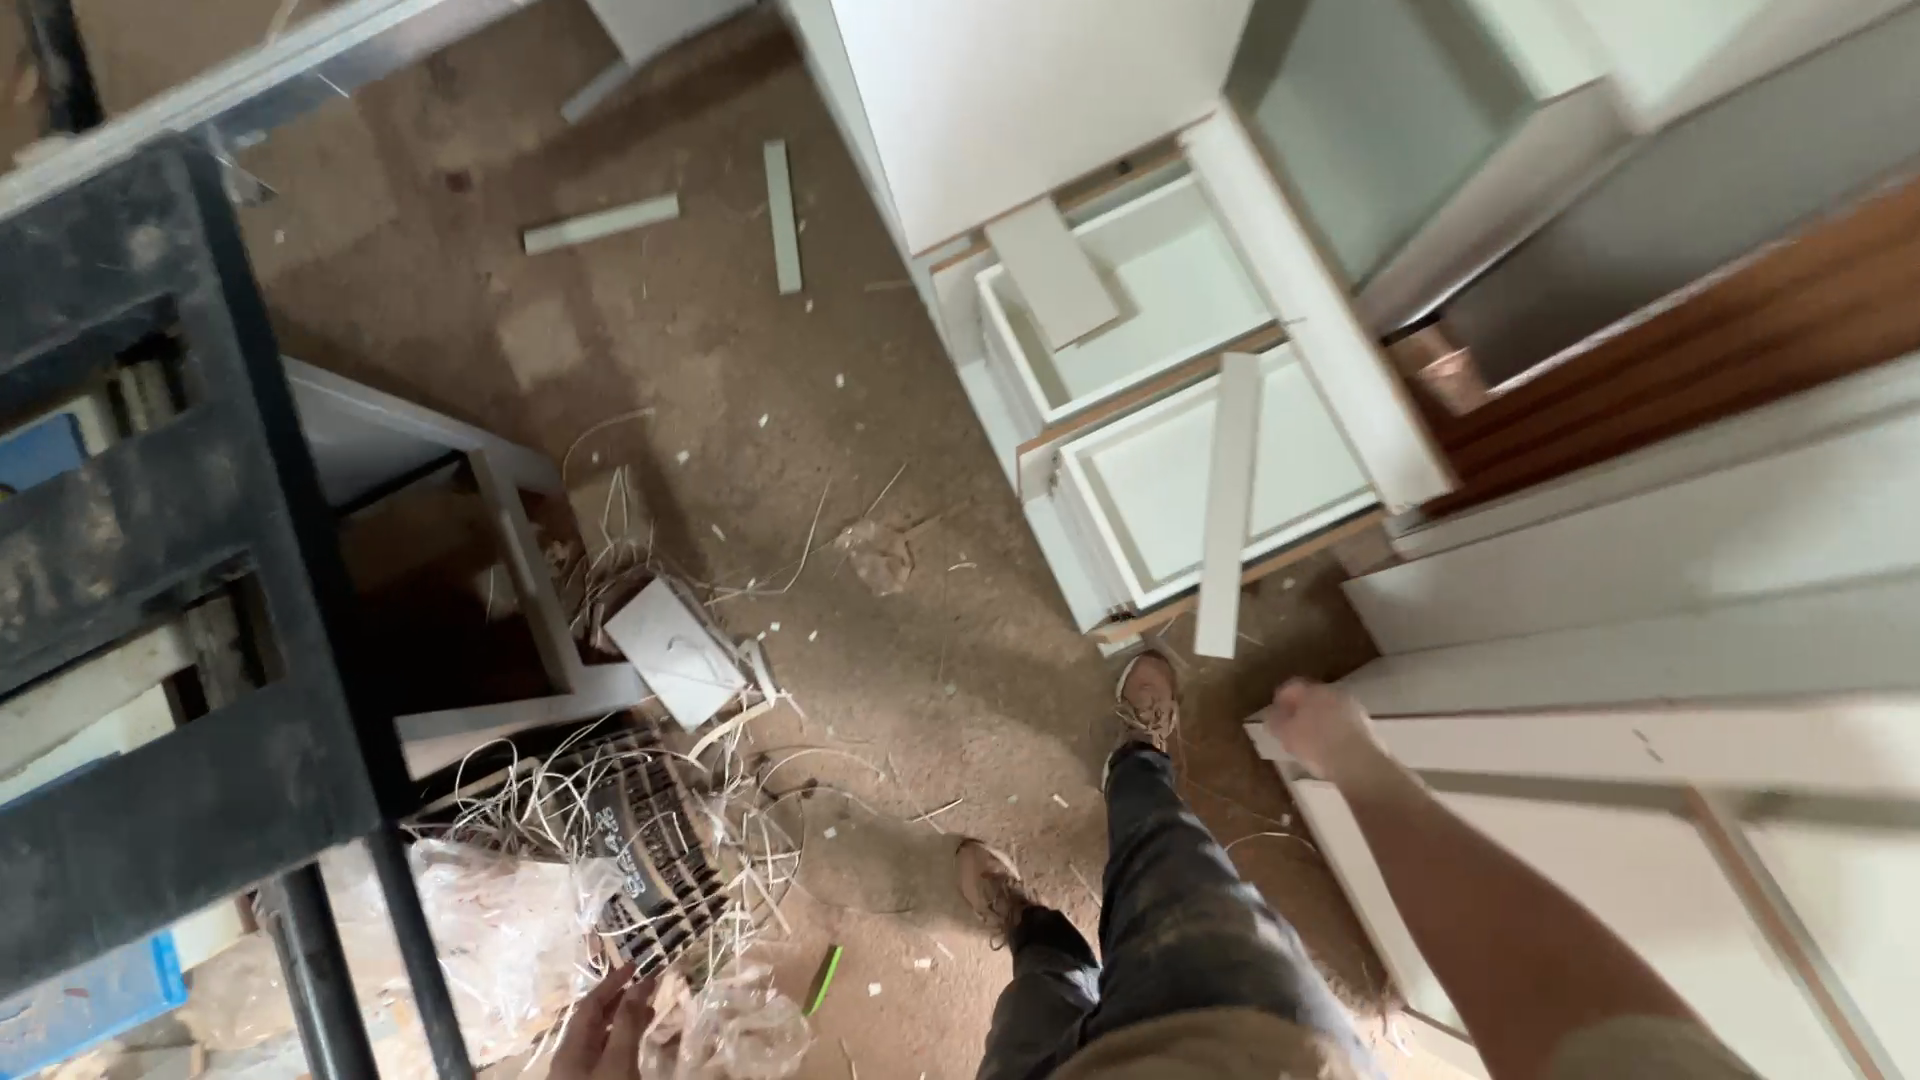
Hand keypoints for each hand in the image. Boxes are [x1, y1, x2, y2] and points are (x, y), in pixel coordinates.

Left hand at [550, 962, 652, 1079]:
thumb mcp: (619, 1062)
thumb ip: (629, 1022)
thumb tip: (641, 983)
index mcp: (570, 1051)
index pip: (589, 1005)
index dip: (613, 982)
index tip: (637, 963)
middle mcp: (568, 1061)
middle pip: (591, 1021)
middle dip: (619, 998)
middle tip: (645, 983)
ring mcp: (575, 1078)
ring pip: (598, 1039)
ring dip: (622, 1019)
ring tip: (649, 1009)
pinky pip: (602, 1055)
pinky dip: (621, 1040)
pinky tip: (636, 1042)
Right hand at [1261, 679, 1391, 787]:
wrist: (1360, 764)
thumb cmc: (1316, 745)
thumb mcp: (1285, 734)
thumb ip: (1275, 721)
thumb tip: (1272, 714)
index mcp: (1312, 690)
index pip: (1291, 687)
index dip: (1280, 699)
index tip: (1274, 715)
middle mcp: (1334, 693)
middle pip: (1312, 697)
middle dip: (1301, 710)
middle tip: (1292, 728)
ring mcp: (1353, 708)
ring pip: (1330, 710)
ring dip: (1320, 720)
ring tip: (1312, 741)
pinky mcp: (1367, 725)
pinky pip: (1344, 724)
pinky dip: (1335, 731)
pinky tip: (1330, 748)